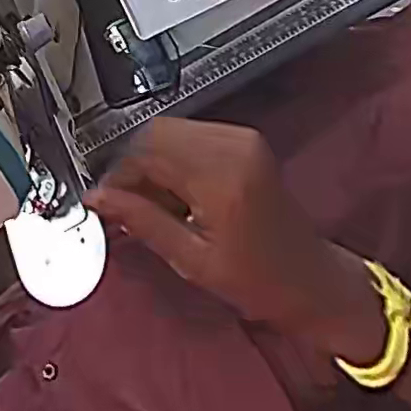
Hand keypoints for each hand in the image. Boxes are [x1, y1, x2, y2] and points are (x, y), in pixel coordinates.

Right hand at [84, 118, 383, 359]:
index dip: (118, 175)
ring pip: (168, 129)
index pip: (146, 153)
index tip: (105, 199)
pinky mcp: (243, 139)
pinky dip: (169, 155)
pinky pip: (188, 133)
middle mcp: (234, 147)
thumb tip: (97, 198)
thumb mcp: (192, 260)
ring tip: (151, 199)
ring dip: (148, 159)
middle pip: (154, 132)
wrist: (312, 279)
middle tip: (124, 199)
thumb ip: (141, 221)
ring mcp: (241, 138)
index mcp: (222, 179)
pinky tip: (173, 189)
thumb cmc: (259, 281)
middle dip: (130, 164)